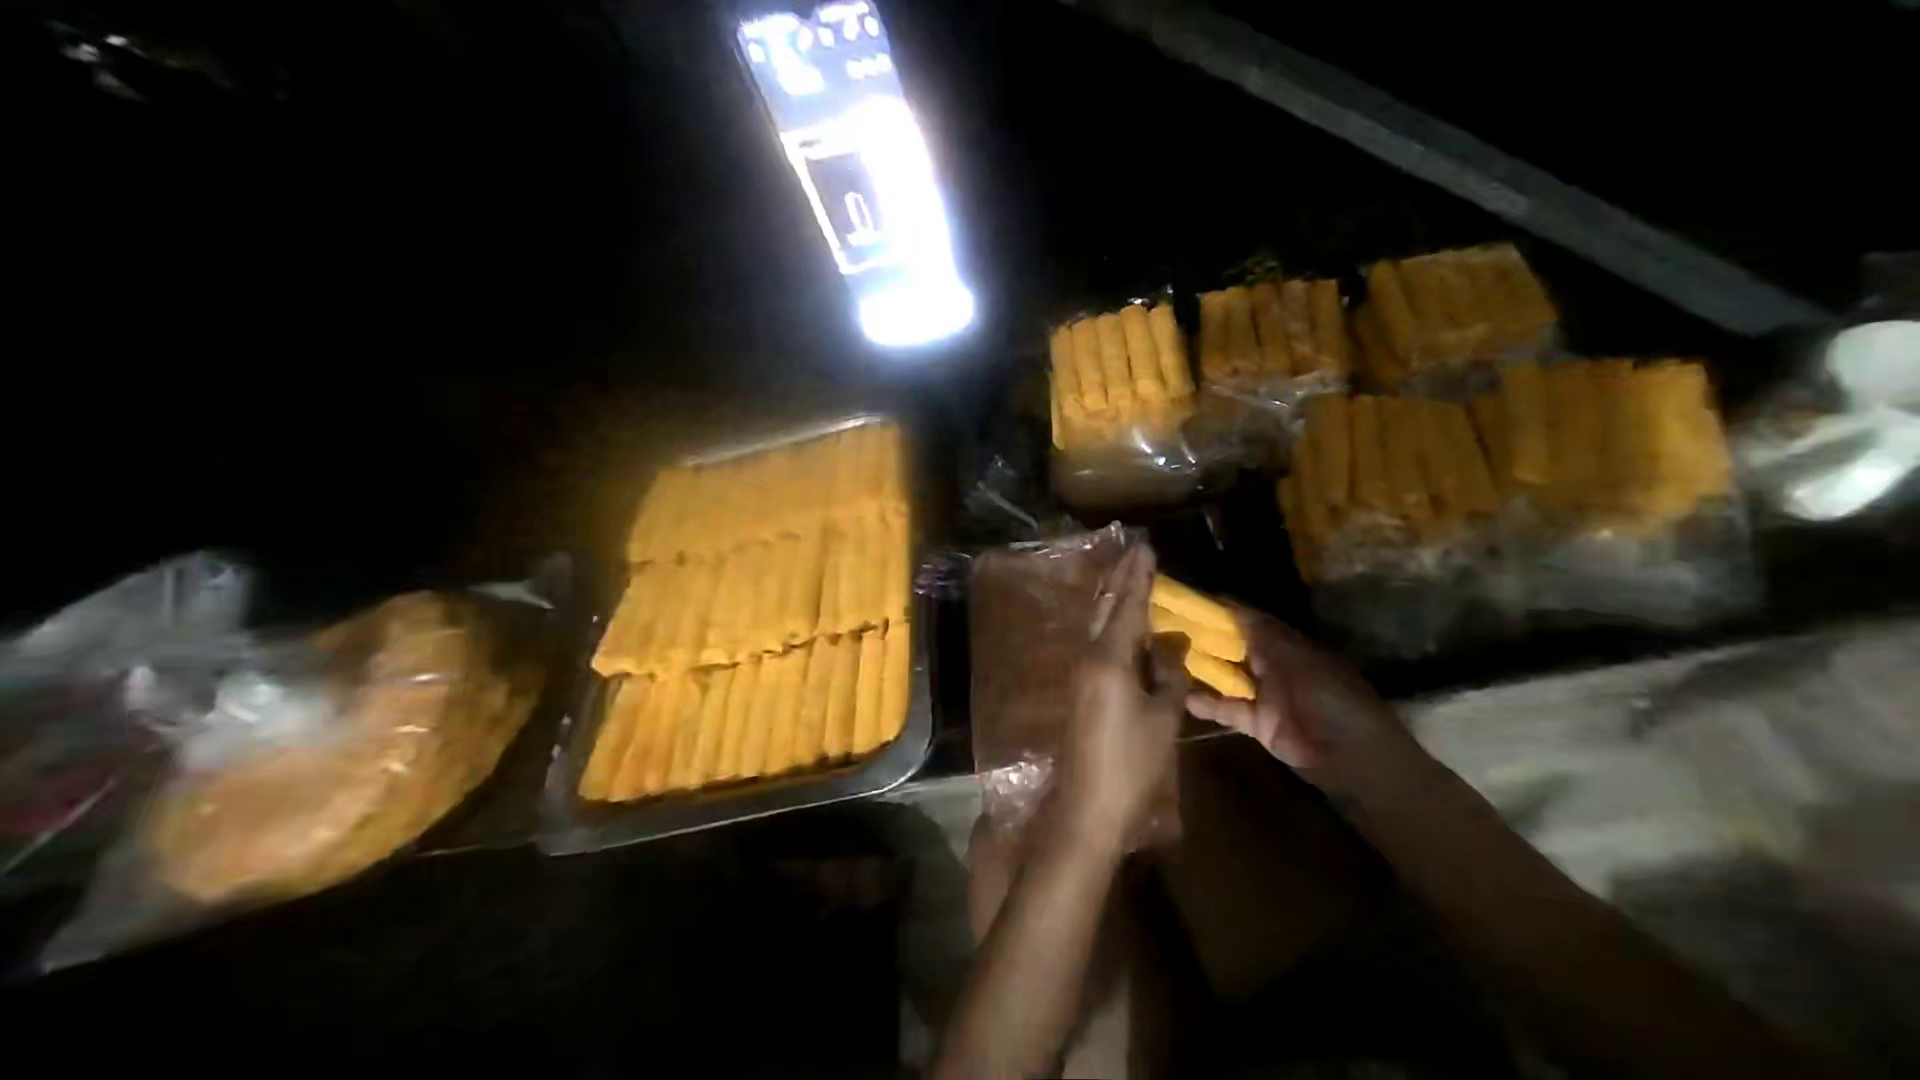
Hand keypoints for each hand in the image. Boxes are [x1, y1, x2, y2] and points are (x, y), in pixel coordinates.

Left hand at [1055, 544, 1189, 849]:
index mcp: (1109, 658)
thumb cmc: (1131, 763)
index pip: (1128, 604)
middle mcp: (1088, 657)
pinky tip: (1124, 624)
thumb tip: (1172, 641)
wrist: (1087, 807)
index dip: (1139, 574)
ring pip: (1098, 623)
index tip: (1145, 545)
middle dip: (1121, 577)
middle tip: (1134, 549)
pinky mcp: (1081, 690)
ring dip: (1114, 597)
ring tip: (1129, 575)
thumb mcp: (1163, 718)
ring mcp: (1080, 673)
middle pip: (1105, 606)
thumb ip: (1169, 674)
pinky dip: (1113, 624)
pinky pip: (1099, 644)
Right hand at [1184, 608, 1418, 790]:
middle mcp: (1275, 666)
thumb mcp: (1297, 660)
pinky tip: (1186, 700)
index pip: (1251, 621)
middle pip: (1235, 648)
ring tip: (1168, 662)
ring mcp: (1266, 696)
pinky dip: (1209, 705)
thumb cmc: (1330, 699)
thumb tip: (1231, 604)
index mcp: (1289, 646)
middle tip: (1168, 630)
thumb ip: (1263, 635)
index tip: (1190, 602)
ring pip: (1227, 677)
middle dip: (1206, 639)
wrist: (1354, 758)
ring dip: (1203, 671)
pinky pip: (1228, 709)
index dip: (1224, 611)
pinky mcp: (1258, 724)